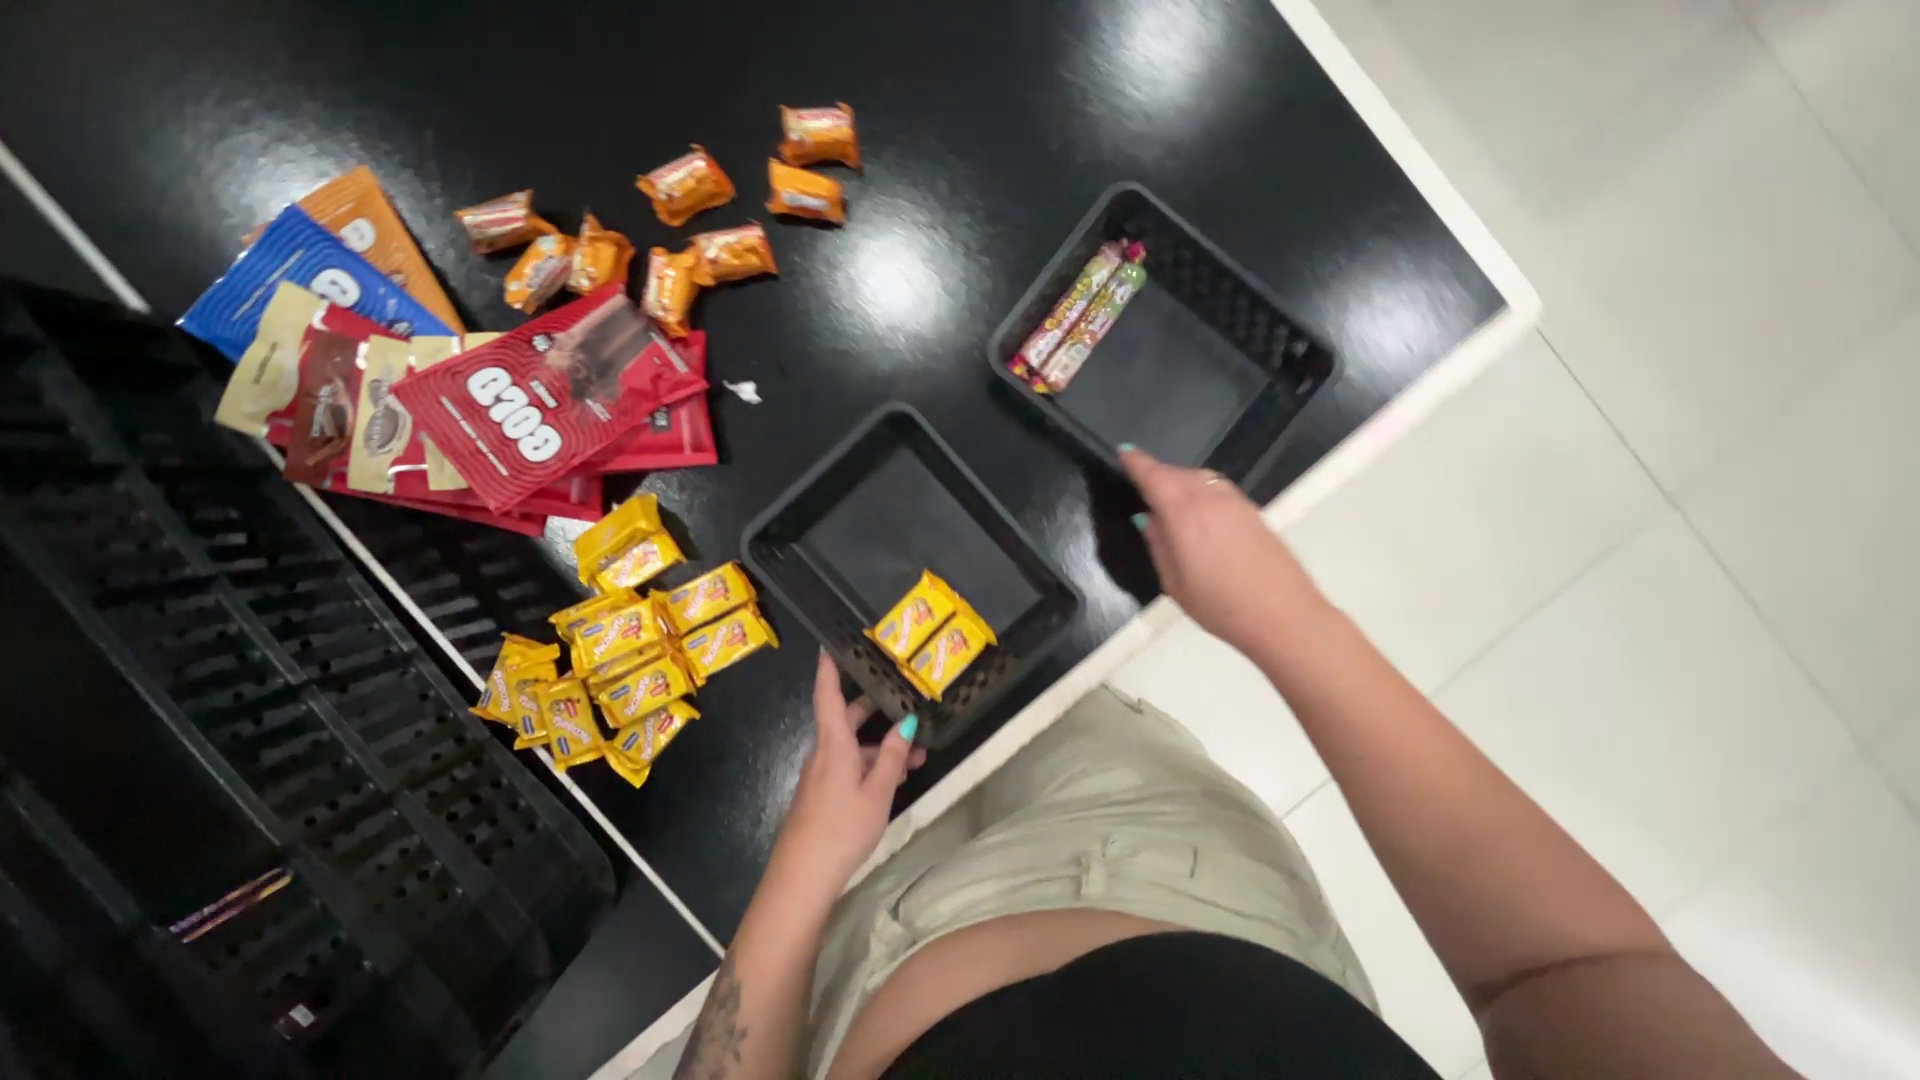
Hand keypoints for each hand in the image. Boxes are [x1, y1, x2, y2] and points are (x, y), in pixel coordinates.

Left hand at [770, 651, 927, 897]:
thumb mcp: (877, 792)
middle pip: (846, 719)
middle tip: (905, 704)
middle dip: (877, 712)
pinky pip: (847, 766)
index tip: (828, 645)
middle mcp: (823, 753)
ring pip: (852, 747)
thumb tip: (905, 723)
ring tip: (918, 760)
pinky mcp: (821, 794)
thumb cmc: (843, 827)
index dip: (828, 669)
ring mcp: (820, 774)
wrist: (803, 875)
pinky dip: (870, 766)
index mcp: (833, 744)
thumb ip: (892, 757)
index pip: (828, 696)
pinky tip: (894, 781)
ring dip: (881, 747)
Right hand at [1120, 445, 1327, 654]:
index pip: (1155, 477)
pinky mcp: (1254, 513)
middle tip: (1141, 479)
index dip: (1137, 463)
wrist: (1284, 616)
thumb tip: (1149, 519)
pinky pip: (1218, 488)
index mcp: (1186, 516)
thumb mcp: (1175, 584)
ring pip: (1201, 478)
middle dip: (1158, 472)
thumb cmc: (1221, 607)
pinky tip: (1199, 509)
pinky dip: (1201, 488)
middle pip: (1179, 474)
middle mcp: (1211, 501)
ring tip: (1168, 494)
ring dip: (1181, 479)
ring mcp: (1236, 504)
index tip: (1124, 451)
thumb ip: (1159, 546)